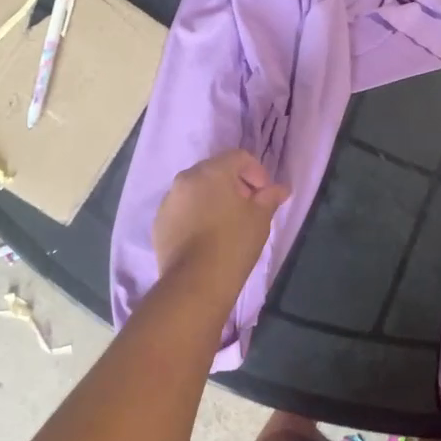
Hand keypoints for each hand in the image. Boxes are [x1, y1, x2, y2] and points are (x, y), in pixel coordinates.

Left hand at [152, 150, 290, 300]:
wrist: (195, 282)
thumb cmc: (233, 244)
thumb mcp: (260, 219)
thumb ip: (270, 197)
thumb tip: (281, 188)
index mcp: (212, 171)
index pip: (239, 157)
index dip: (257, 172)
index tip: (264, 195)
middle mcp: (186, 178)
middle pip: (215, 170)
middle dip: (235, 184)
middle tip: (248, 207)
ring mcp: (169, 200)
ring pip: (196, 189)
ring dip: (213, 198)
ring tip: (226, 223)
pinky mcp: (159, 222)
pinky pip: (182, 209)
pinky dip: (195, 214)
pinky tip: (206, 236)